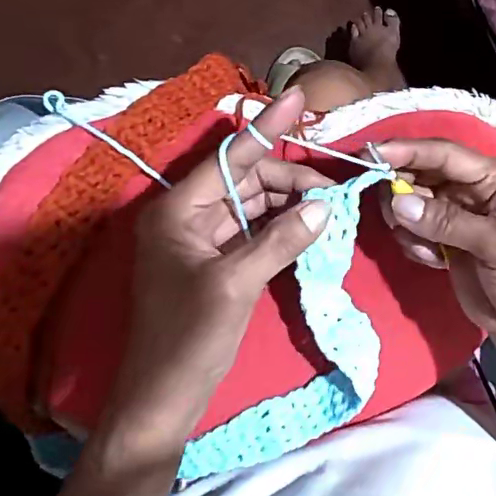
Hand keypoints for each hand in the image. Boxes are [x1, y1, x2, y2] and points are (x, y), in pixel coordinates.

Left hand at [112, 88, 332, 447]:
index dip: (267, 127)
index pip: (231, 158)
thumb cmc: (189, 338)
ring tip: (327, 207)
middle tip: (332, 189)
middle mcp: (187, 215)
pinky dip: (280, 226)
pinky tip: (309, 225)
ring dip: (289, 202)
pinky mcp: (215, 261)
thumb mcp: (237, 284)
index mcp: (178, 210)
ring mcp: (201, 239)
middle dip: (289, 178)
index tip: (297, 98)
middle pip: (246, 179)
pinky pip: (253, 230)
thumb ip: (281, 239)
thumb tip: (323, 207)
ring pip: (253, 203)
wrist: (163, 398)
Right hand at [378, 139, 495, 349]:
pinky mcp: (442, 237)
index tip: (367, 153)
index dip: (405, 150)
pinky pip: (411, 227)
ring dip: (407, 223)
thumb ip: (448, 222)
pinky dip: (413, 242)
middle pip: (419, 172)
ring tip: (428, 249)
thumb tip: (398, 202)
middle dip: (399, 189)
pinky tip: (436, 261)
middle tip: (393, 219)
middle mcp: (471, 186)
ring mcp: (455, 212)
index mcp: (493, 177)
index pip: (442, 153)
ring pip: (409, 199)